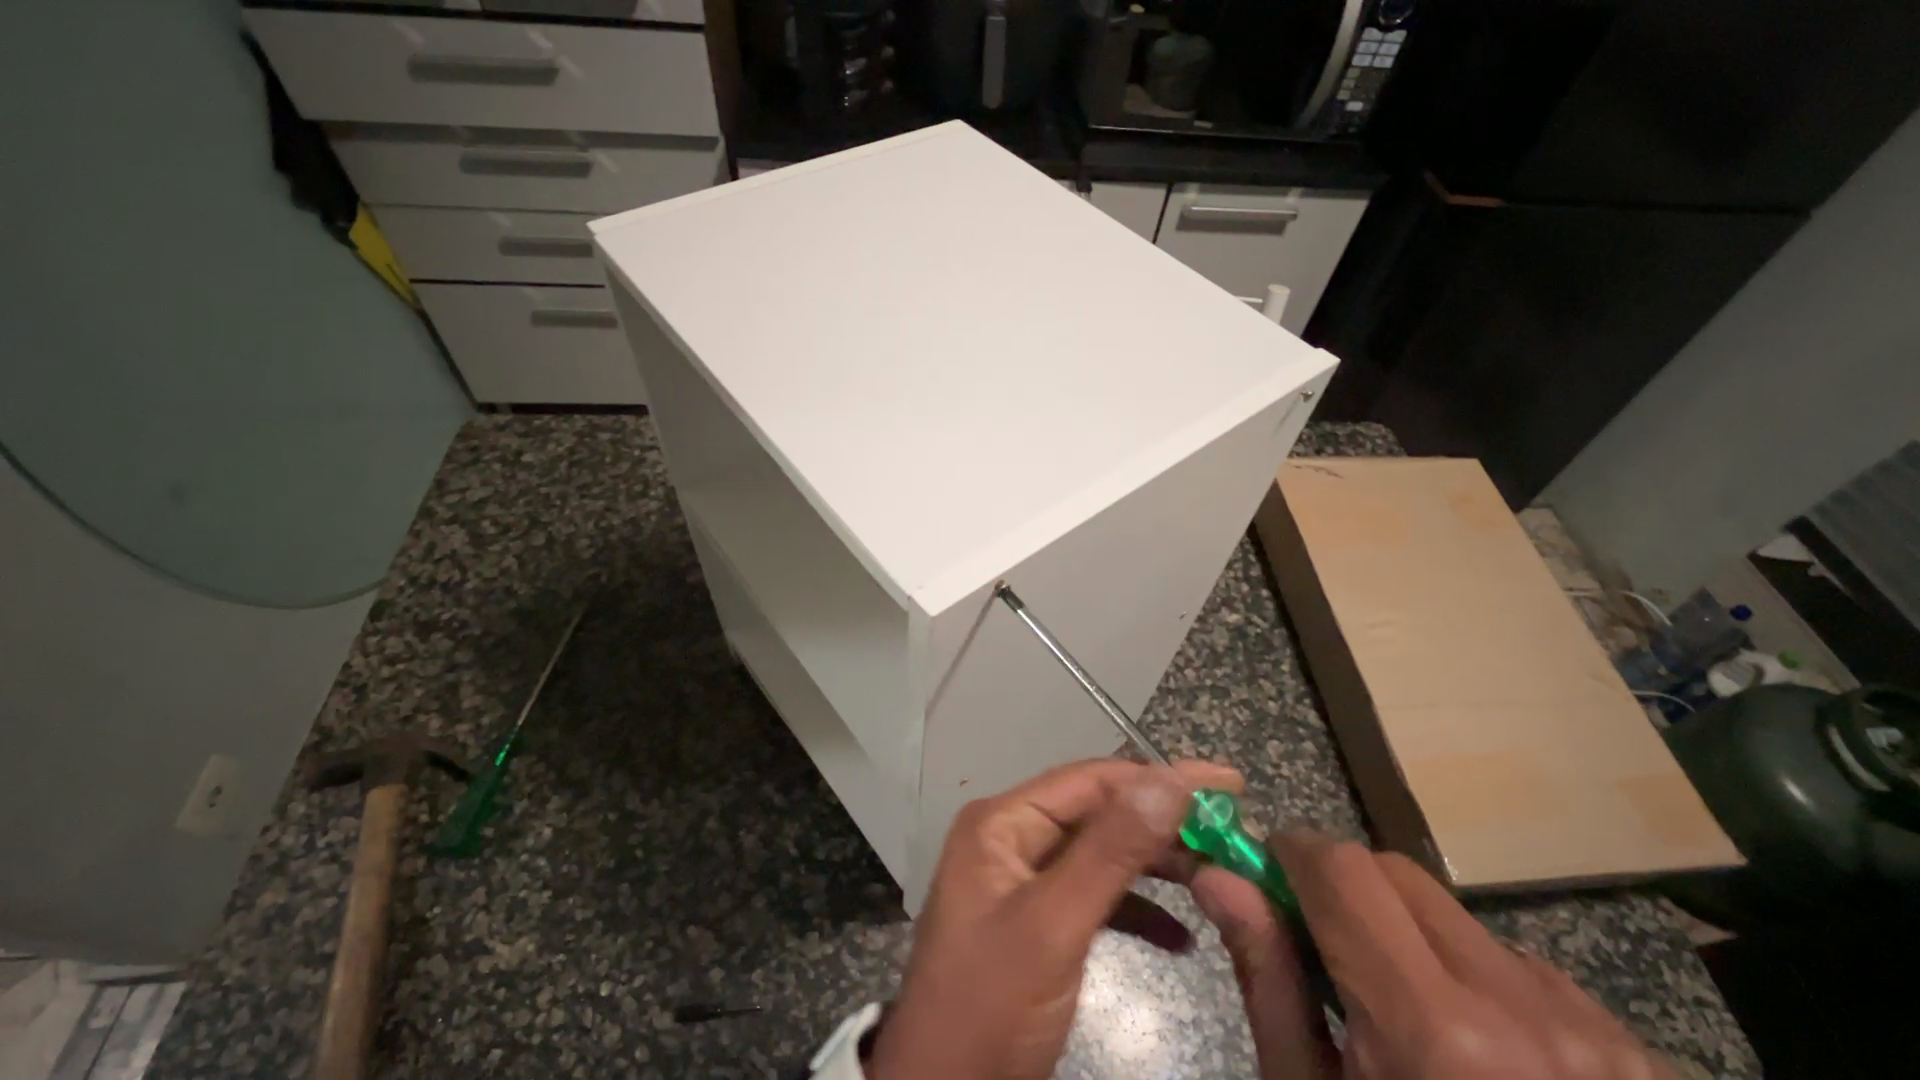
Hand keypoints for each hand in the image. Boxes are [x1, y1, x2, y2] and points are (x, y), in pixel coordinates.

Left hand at [865, 759, 1242, 1079]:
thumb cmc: (991, 1002)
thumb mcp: (1053, 924)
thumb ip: (1111, 851)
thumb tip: (1170, 779)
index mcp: (1003, 824)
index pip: (1093, 781)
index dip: (1161, 777)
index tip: (1229, 785)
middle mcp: (1012, 840)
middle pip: (1100, 815)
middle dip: (1165, 826)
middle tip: (1234, 838)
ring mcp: (1023, 883)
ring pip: (1102, 857)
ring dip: (1158, 870)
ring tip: (1219, 882)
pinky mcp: (1037, 923)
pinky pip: (1094, 900)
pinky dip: (1137, 913)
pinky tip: (1182, 941)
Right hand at [1190, 832, 1675, 1079]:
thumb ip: (1269, 981)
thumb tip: (1220, 879)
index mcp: (1433, 1033)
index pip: (1345, 873)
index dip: (1293, 855)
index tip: (1265, 874)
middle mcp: (1522, 1010)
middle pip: (1400, 875)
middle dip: (1342, 887)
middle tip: (1314, 938)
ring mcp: (1593, 1029)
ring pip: (1459, 918)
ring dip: (1407, 936)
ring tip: (1401, 1020)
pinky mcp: (1633, 1048)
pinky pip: (1519, 967)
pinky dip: (1472, 981)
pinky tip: (1471, 1056)